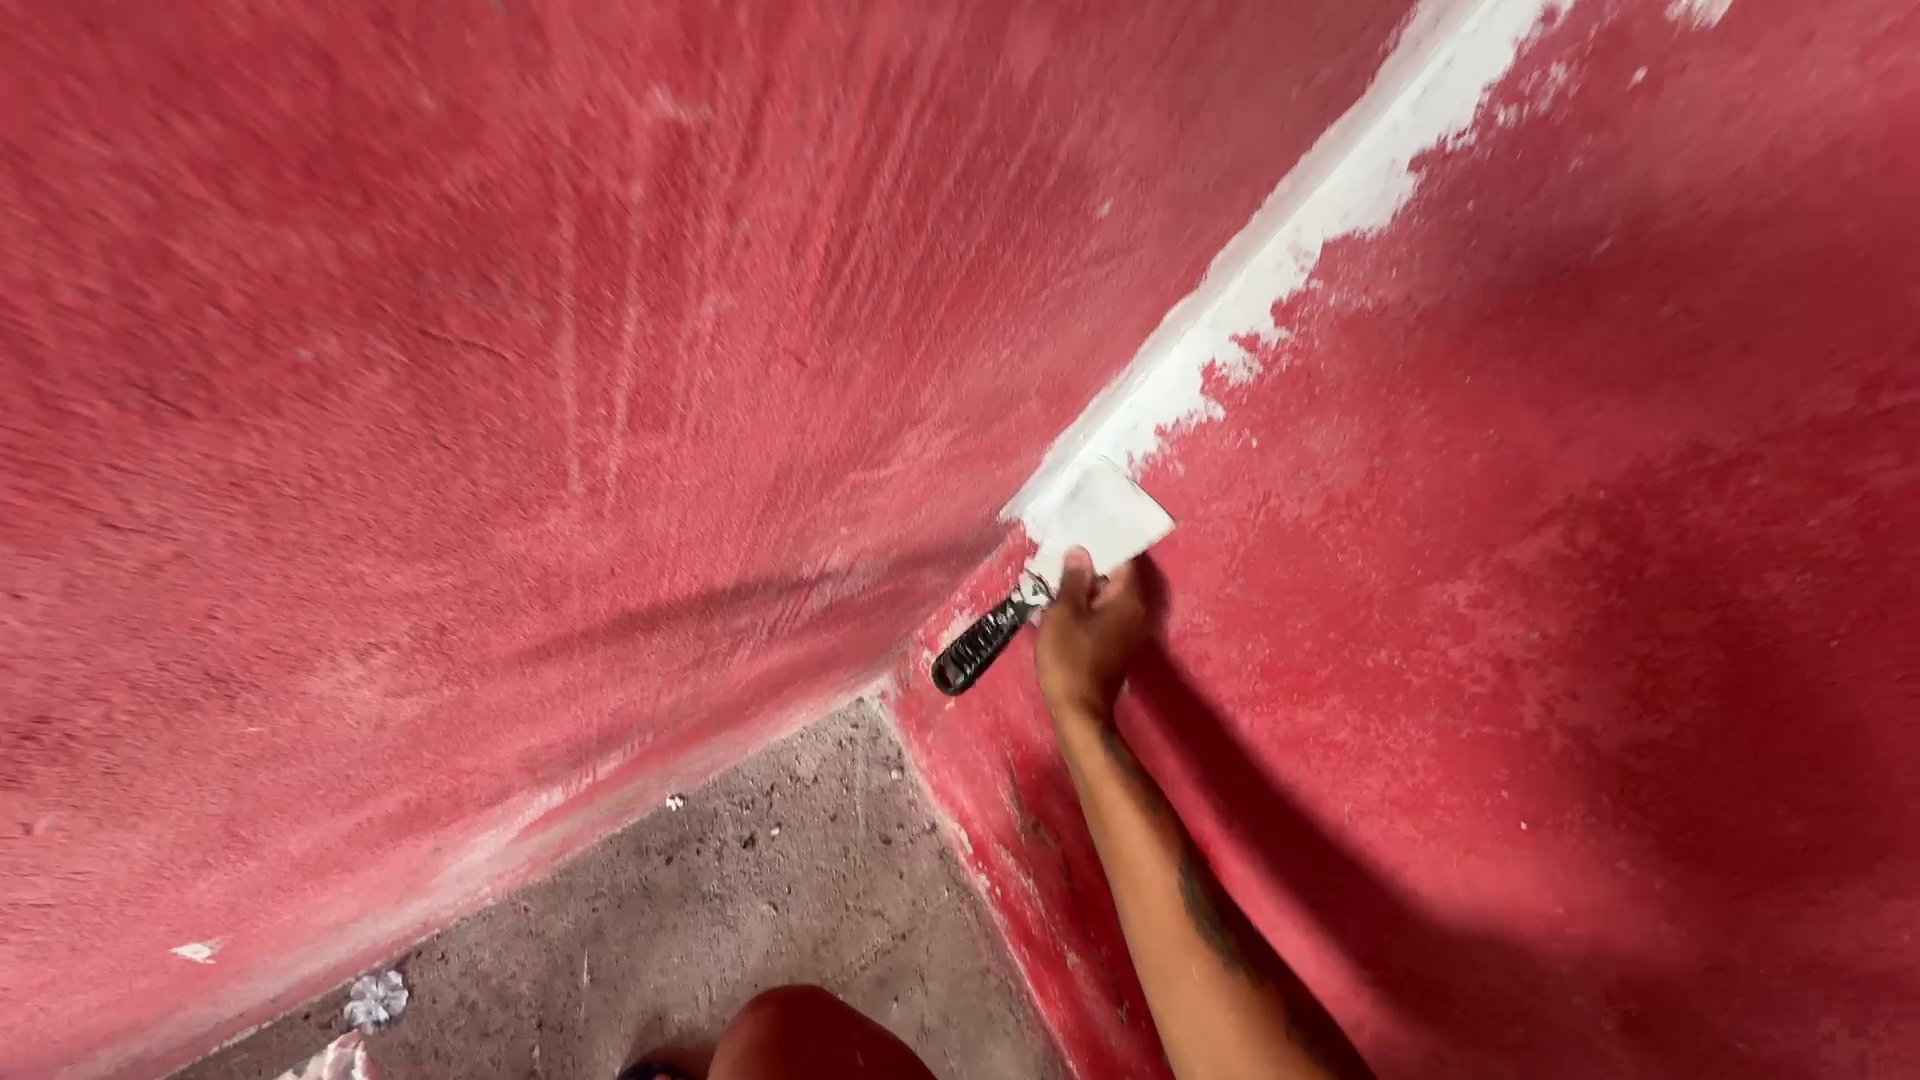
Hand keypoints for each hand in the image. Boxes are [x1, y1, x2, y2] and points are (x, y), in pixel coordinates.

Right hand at [1036, 546, 1149, 720]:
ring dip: (1087, 585)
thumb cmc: (1069, 658)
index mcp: (1128, 599)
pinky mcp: (1118, 644)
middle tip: (1064, 550)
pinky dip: (1090, 604)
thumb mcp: (1064, 613)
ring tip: (1059, 573)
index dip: (1103, 543)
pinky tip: (1066, 601)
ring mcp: (1130, 629)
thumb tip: (1080, 552)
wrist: (1080, 710)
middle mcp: (1137, 611)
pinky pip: (1106, 613)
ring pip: (1109, 596)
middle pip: (1117, 576)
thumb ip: (1073, 579)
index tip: (1082, 531)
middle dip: (1092, 563)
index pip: (1123, 558)